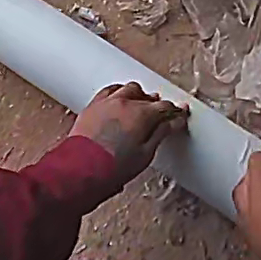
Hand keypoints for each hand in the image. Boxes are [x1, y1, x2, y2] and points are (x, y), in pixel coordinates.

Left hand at [70, 82, 187, 180]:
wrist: (80, 170)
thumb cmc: (111, 166)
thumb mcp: (145, 155)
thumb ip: (160, 134)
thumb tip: (171, 124)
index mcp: (142, 114)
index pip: (165, 107)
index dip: (175, 111)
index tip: (179, 115)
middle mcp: (125, 103)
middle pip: (147, 96)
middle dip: (156, 104)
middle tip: (161, 114)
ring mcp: (107, 102)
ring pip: (128, 89)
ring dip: (138, 95)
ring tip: (141, 105)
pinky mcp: (92, 106)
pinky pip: (109, 91)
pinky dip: (118, 93)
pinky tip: (119, 99)